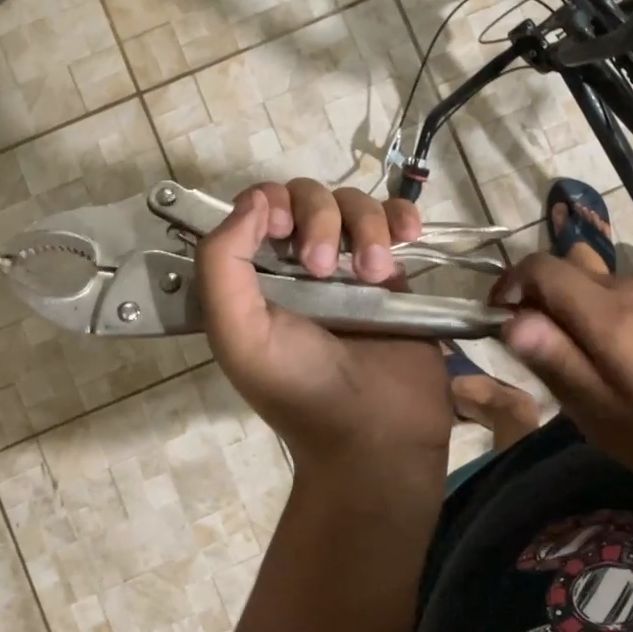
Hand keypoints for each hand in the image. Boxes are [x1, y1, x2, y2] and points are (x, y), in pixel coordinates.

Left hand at [196, 180, 452, 484]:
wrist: (376, 435)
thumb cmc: (302, 390)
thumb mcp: (240, 336)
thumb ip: (223, 264)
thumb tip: (253, 199)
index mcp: (258, 275)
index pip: (259, 205)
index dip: (271, 204)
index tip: (284, 233)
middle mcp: (301, 264)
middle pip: (310, 196)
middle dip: (320, 220)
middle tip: (327, 270)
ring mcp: (351, 266)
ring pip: (356, 204)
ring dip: (366, 227)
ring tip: (376, 273)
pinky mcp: (395, 275)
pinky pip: (398, 221)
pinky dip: (403, 216)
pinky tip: (409, 235)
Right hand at [490, 252, 632, 491]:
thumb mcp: (598, 409)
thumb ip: (555, 359)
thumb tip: (510, 321)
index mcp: (605, 312)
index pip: (542, 267)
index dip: (511, 284)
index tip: (499, 317)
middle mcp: (626, 287)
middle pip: (565, 266)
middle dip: (538, 294)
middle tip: (535, 342)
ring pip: (591, 277)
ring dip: (568, 302)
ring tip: (572, 353)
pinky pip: (615, 290)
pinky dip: (595, 308)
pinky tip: (609, 352)